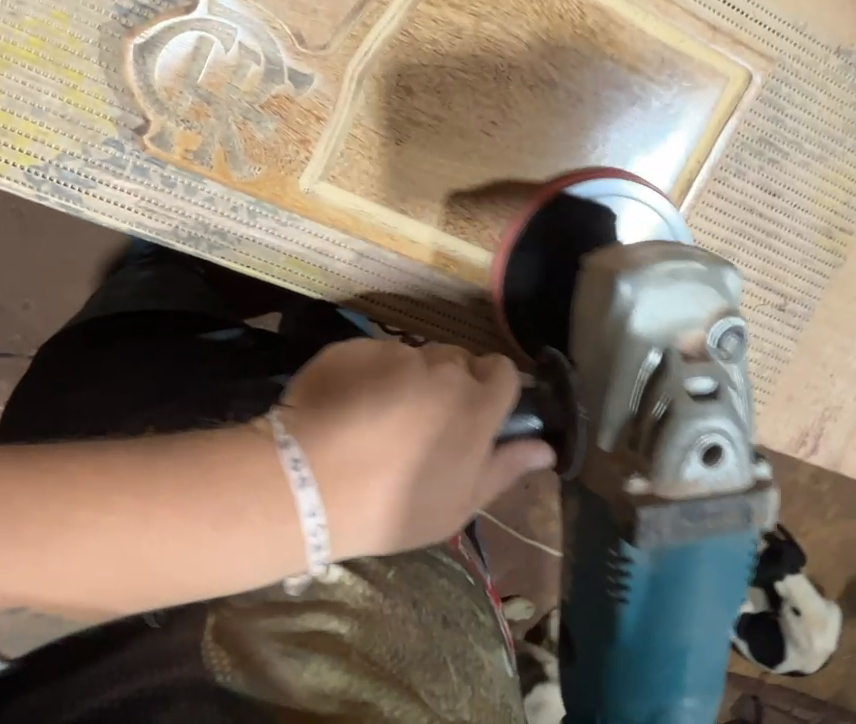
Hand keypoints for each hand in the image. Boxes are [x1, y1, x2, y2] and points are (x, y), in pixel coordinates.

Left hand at [277, 338, 555, 560]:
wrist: (308, 485)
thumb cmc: (394, 507)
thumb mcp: (459, 504)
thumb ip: (506, 467)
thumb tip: (547, 448)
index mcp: (476, 403)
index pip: (502, 370)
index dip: (491, 389)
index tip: (474, 415)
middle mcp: (441, 367)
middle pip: (457, 362)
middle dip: (447, 385)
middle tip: (421, 427)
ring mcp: (394, 353)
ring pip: (412, 359)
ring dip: (406, 380)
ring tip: (376, 422)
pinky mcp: (353, 348)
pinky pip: (372, 357)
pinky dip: (366, 376)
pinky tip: (345, 411)